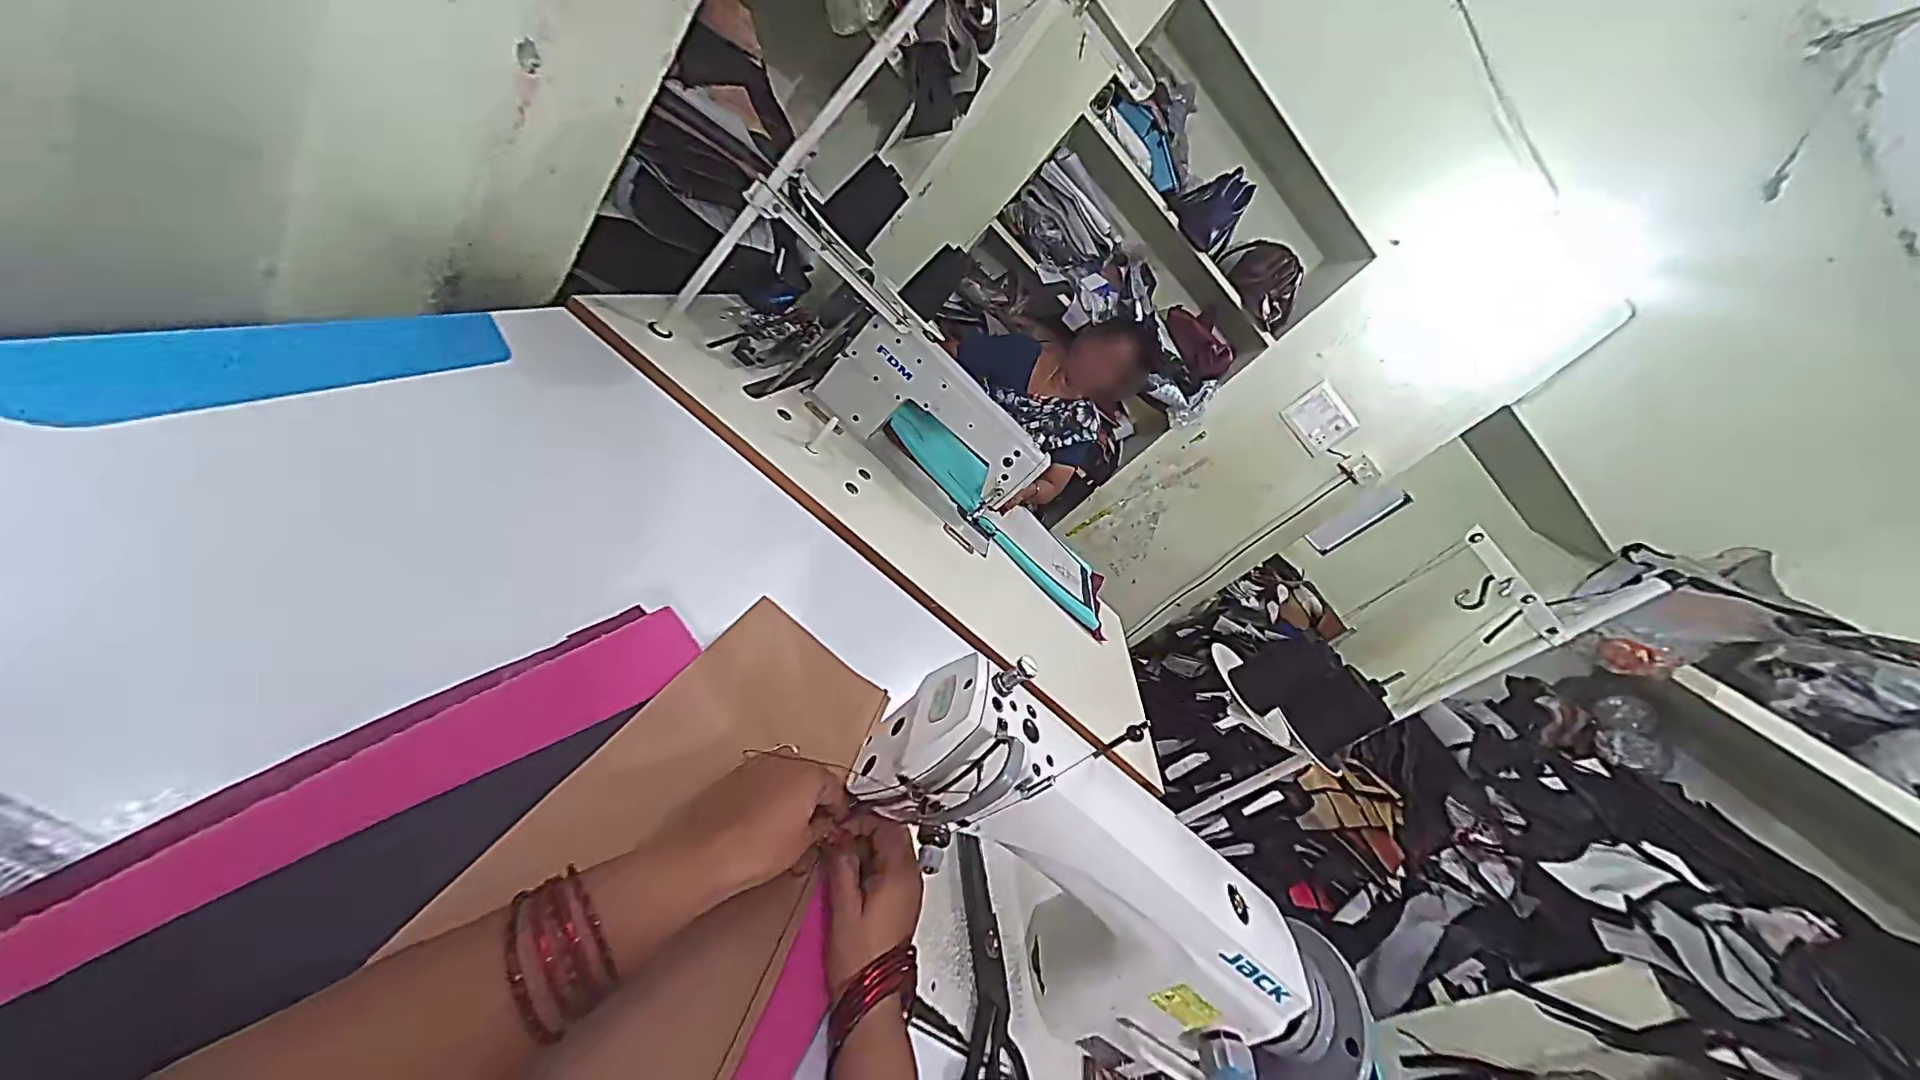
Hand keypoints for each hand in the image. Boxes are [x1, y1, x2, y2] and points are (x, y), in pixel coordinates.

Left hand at [663, 753, 849, 900]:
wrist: (705, 853)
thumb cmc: (762, 849)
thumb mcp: (802, 844)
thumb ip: (820, 827)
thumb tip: (823, 822)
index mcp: (810, 773)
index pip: (837, 786)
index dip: (839, 809)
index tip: (835, 826)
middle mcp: (786, 760)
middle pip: (811, 775)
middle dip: (815, 797)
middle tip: (813, 826)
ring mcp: (758, 763)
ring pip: (785, 775)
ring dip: (791, 793)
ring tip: (785, 823)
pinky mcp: (734, 774)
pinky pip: (763, 780)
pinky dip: (768, 794)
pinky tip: (760, 819)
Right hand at [826, 814, 923, 991]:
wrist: (871, 995)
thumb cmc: (860, 958)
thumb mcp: (843, 907)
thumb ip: (842, 867)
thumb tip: (838, 839)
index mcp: (900, 874)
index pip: (889, 826)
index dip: (864, 821)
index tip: (842, 828)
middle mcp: (911, 878)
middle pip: (895, 834)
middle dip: (867, 829)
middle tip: (842, 836)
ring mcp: (909, 890)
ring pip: (894, 850)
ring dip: (870, 844)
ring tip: (843, 852)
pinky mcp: (902, 902)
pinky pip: (892, 867)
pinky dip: (874, 861)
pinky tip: (853, 872)